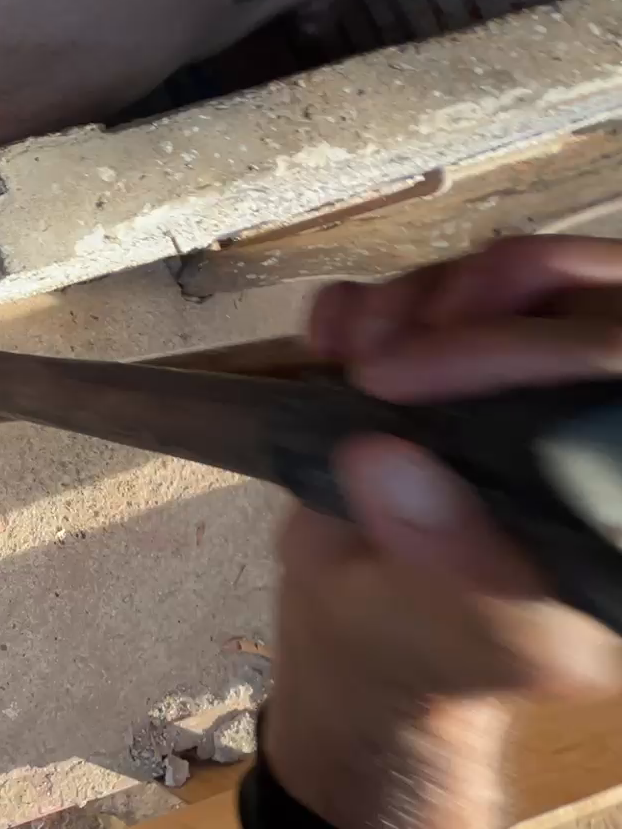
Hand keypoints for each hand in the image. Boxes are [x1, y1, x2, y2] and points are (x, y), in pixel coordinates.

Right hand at [266, 236, 621, 827]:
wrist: (352, 613)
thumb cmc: (421, 639)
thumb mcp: (459, 633)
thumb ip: (452, 565)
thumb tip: (383, 456)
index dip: (543, 346)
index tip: (397, 378)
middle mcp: (600, 423)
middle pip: (596, 296)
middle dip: (471, 301)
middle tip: (374, 358)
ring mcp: (525, 387)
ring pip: (504, 281)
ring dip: (405, 301)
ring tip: (341, 361)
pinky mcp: (442, 367)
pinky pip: (418, 292)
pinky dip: (360, 302)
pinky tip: (325, 343)